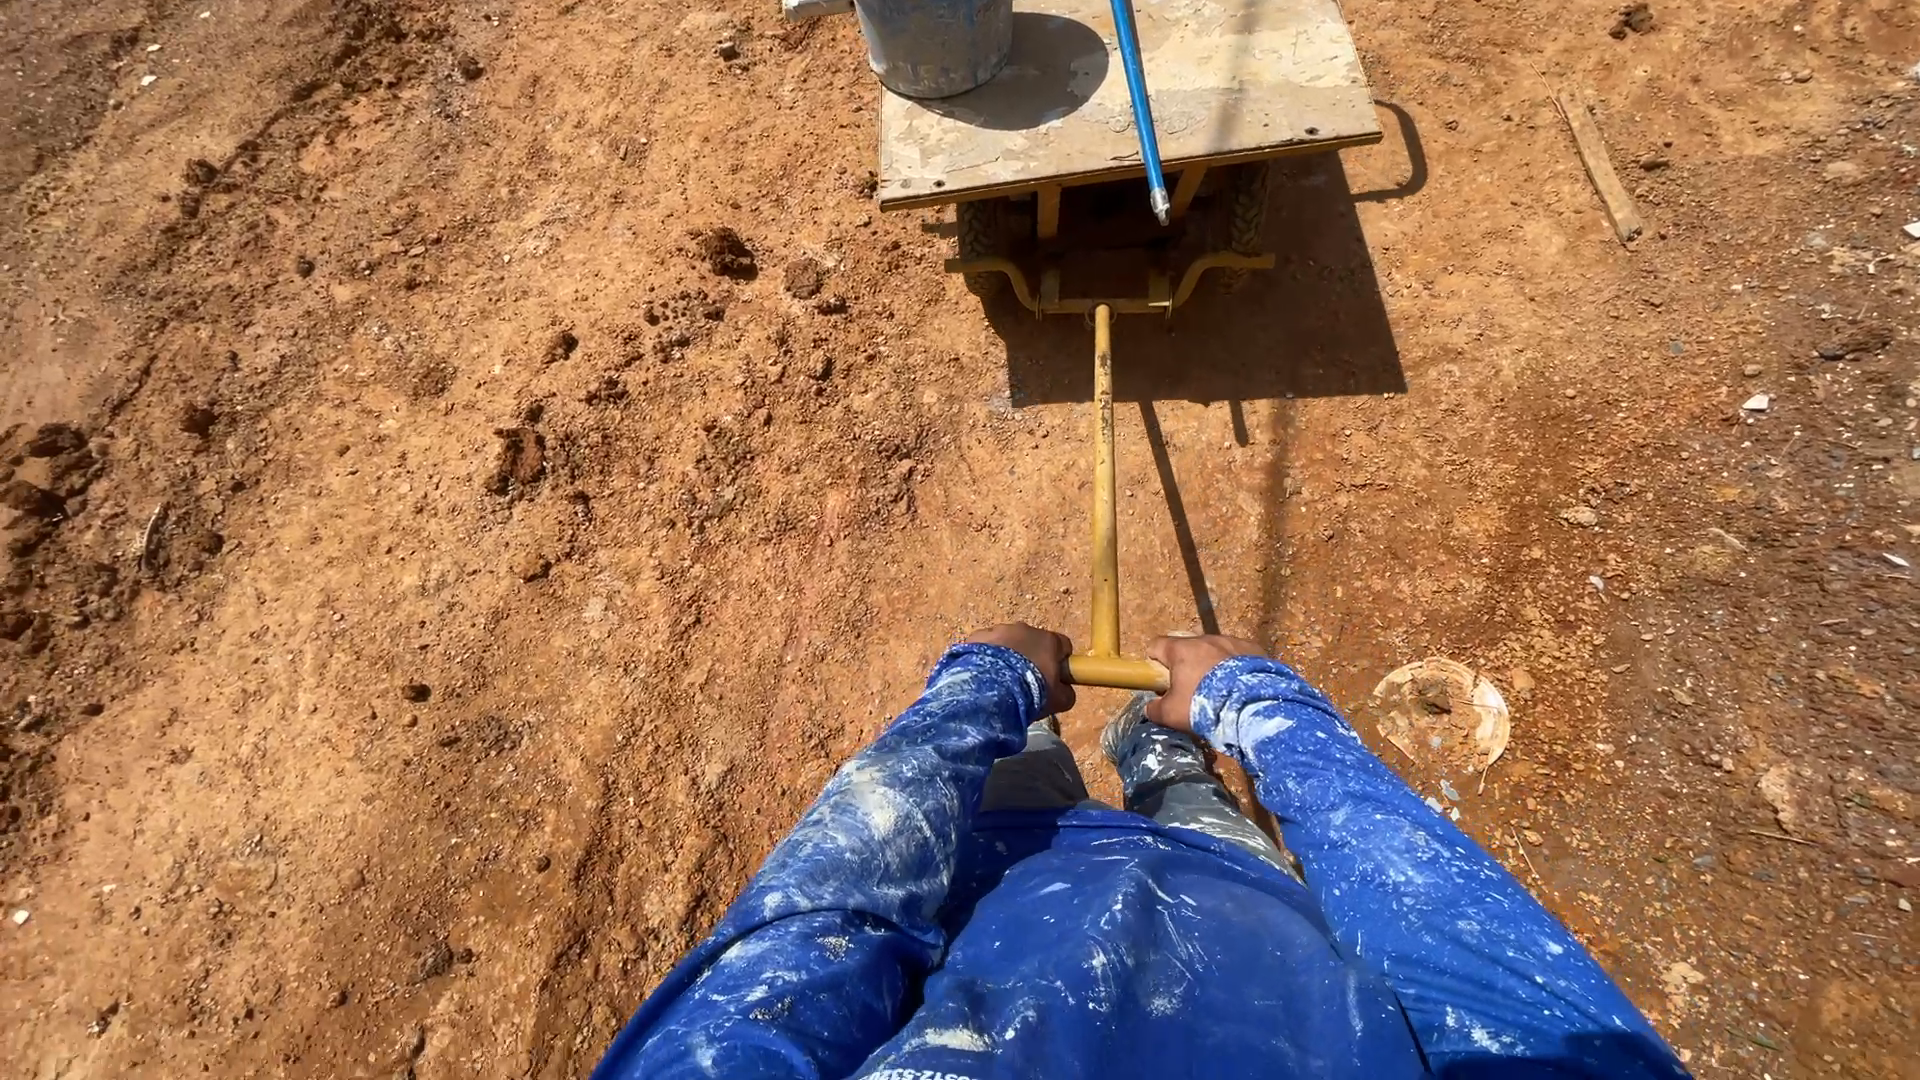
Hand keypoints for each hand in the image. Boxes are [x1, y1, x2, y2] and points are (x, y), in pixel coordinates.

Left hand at [966, 623, 1076, 713]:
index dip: (1060, 661)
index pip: (1062, 645)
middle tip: (1023, 682)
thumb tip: (1065, 690)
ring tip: (999, 681)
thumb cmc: (1031, 693)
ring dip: (1006, 656)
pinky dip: (984, 657)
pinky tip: (982, 676)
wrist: (991, 691)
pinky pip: (984, 646)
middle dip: (1029, 657)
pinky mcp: (977, 636)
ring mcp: (999, 630)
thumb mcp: (1058, 701)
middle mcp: (1025, 629)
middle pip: (1032, 641)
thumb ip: (1066, 693)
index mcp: (1049, 640)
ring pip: (1006, 642)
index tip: (1054, 676)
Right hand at [1143, 633, 1263, 732]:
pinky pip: (1239, 655)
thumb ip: (1156, 709)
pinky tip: (1242, 686)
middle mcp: (1206, 639)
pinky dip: (1237, 667)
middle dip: (1187, 665)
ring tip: (1223, 690)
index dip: (1155, 661)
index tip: (1161, 678)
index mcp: (1181, 650)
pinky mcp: (1255, 649)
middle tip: (1193, 690)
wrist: (1255, 707)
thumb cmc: (1207, 706)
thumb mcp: (1173, 714)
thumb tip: (1150, 708)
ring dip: (1213, 665)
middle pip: (1188, 647)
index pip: (1157, 645)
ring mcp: (1232, 641)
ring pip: (1215, 650)